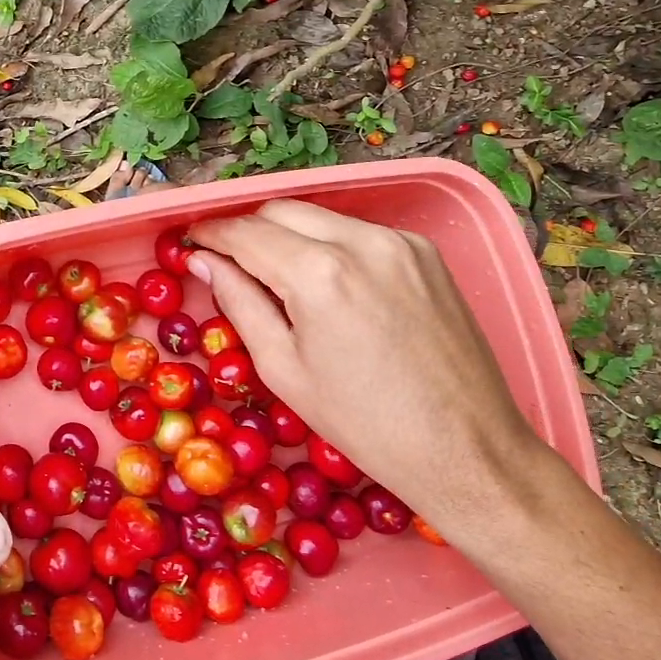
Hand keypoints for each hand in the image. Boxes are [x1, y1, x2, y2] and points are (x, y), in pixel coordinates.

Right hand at [188, 199, 546, 529]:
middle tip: (228, 259)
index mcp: (318, 274)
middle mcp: (360, 241)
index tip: (191, 242)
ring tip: (277, 274)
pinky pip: (358, 231)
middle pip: (280, 210)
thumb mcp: (283, 368)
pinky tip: (329, 283)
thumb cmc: (364, 423)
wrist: (469, 449)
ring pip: (319, 216)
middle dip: (247, 228)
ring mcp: (399, 242)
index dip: (210, 233)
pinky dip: (330, 244)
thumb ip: (239, 301)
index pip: (245, 231)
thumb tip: (204, 261)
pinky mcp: (426, 252)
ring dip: (288, 234)